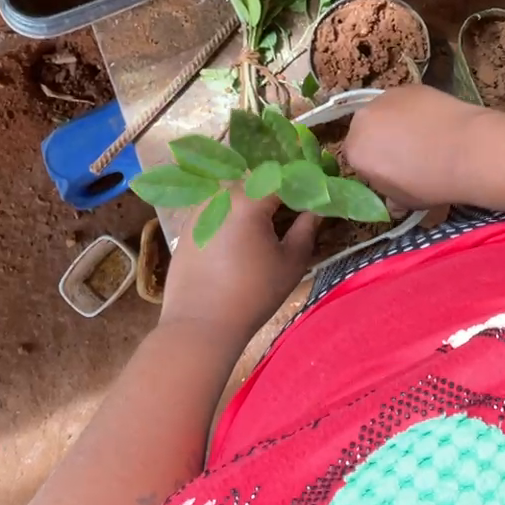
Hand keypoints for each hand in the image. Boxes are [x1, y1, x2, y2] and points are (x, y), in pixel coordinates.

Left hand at [159, 192, 315, 342]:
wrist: (199, 326)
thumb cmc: (253, 294)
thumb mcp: (291, 262)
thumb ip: (307, 228)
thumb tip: (317, 209)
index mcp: (248, 198)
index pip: (283, 178)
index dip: (303, 185)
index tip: (316, 196)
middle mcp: (221, 196)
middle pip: (256, 181)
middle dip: (277, 189)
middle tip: (295, 205)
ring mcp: (200, 210)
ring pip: (233, 192)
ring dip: (253, 199)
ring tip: (269, 217)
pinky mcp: (187, 227)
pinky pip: (216, 208)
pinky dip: (232, 212)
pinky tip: (241, 232)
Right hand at [341, 84, 486, 209]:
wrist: (467, 149)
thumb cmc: (431, 182)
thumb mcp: (406, 201)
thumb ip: (391, 196)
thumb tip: (392, 201)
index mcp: (355, 151)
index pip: (357, 160)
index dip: (375, 168)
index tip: (393, 174)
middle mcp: (363, 119)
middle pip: (367, 131)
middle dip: (382, 141)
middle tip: (407, 155)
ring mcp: (386, 98)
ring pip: (385, 113)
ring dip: (396, 123)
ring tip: (424, 136)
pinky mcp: (409, 86)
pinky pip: (405, 102)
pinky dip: (415, 110)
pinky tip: (435, 121)